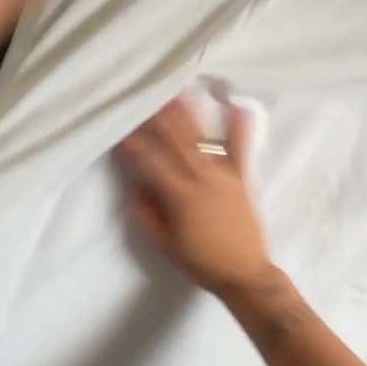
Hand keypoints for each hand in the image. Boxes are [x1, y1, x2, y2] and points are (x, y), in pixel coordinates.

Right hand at [116, 98, 273, 295]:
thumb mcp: (164, 244)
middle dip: (159, 117)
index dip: (134, 144)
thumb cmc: (200, 262)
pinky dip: (239, 128)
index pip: (151, 162)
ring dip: (188, 114)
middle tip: (146, 96)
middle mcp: (201, 178)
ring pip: (201, 138)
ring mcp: (224, 175)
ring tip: (176, 92)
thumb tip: (132, 185)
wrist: (245, 274)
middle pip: (175, 141)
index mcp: (179, 195)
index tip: (121, 126)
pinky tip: (237, 106)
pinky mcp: (242, 178)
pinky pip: (241, 149)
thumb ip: (146, 213)